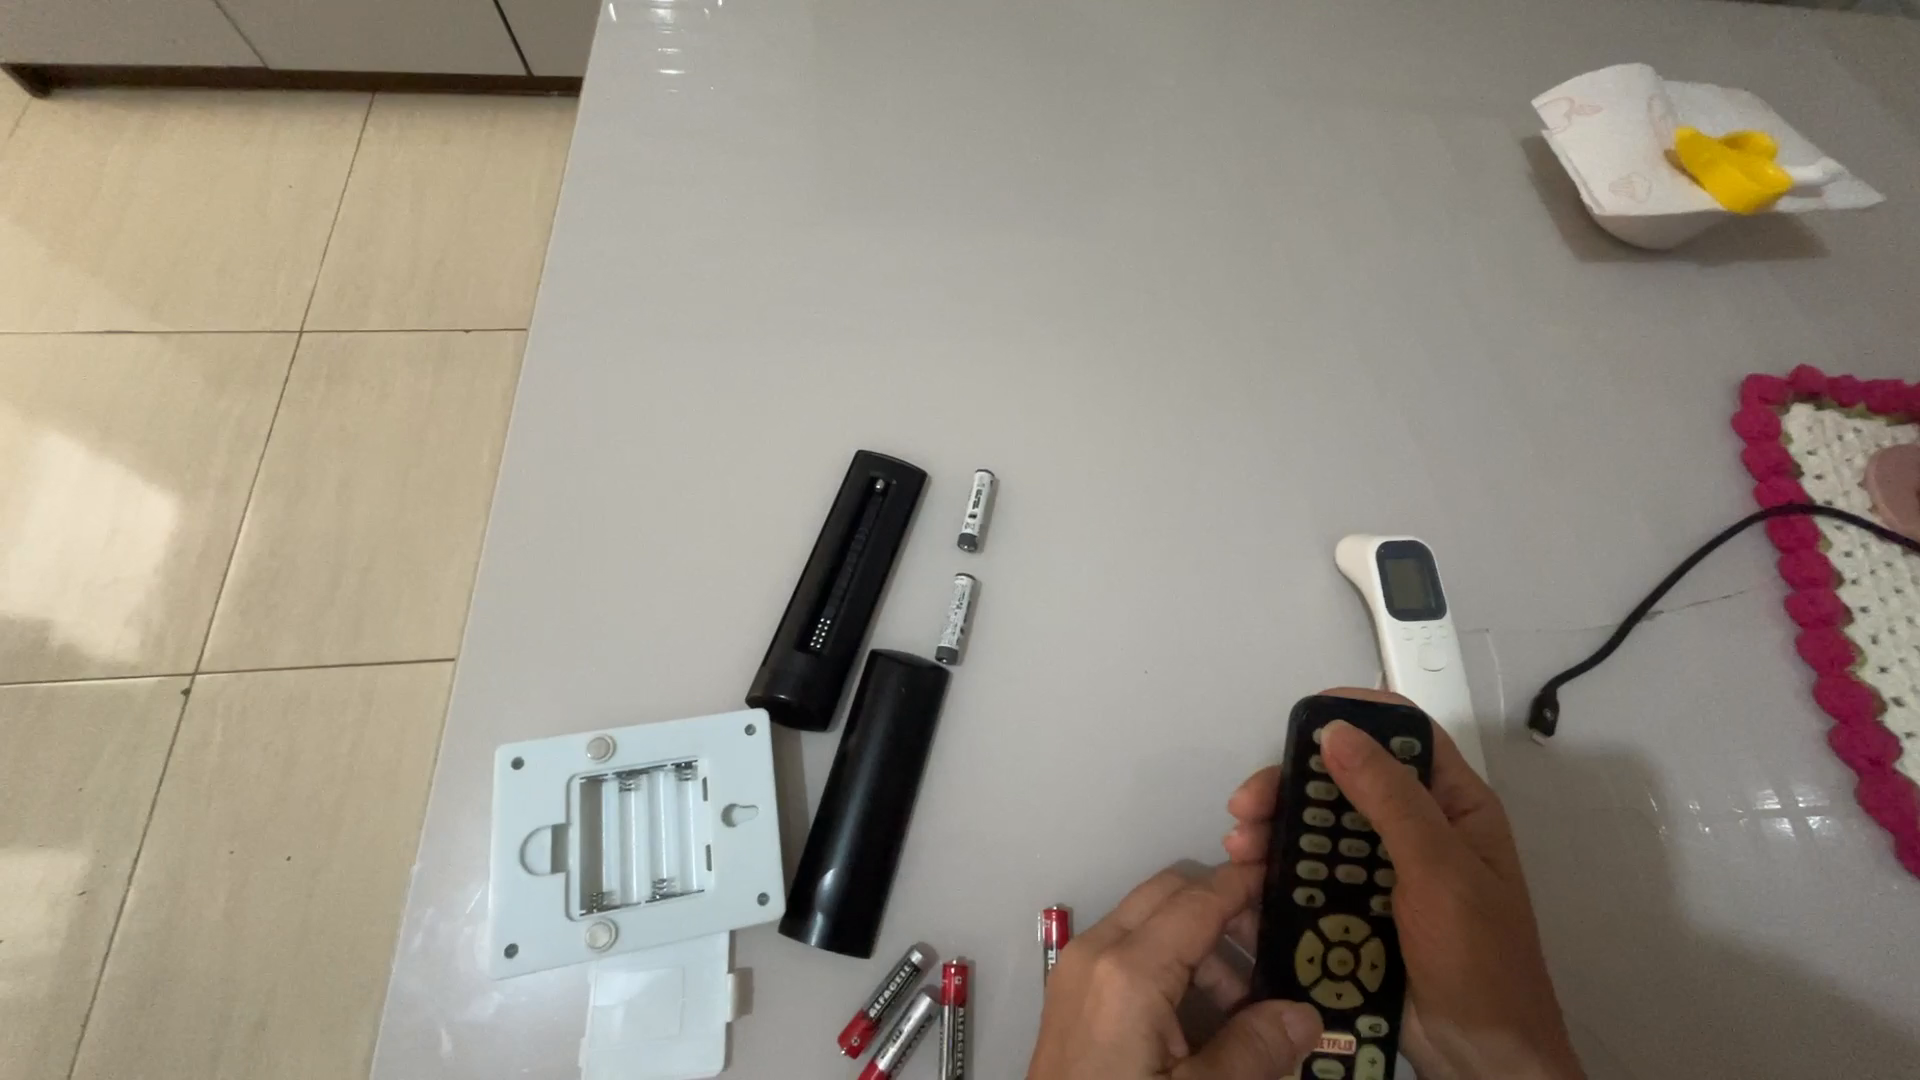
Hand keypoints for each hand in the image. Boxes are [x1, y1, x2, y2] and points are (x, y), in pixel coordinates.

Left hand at [1027, 862, 1324, 1079]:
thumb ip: (1254, 1051)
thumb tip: (1304, 1013)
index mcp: (1129, 970)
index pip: (1195, 903)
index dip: (1239, 886)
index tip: (1278, 873)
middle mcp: (1096, 949)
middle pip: (1167, 895)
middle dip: (1220, 910)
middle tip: (1272, 949)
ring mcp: (1077, 967)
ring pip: (1146, 920)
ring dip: (1196, 943)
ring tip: (1242, 1006)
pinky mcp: (1070, 990)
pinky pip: (1125, 949)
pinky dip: (1166, 961)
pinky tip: (1200, 1018)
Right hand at [1222, 688, 1584, 1079]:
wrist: (1477, 1061)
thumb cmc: (1479, 962)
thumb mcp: (1439, 871)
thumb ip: (1389, 799)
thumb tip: (1337, 731)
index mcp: (1452, 806)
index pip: (1405, 735)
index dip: (1357, 715)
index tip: (1304, 716)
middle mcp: (1414, 825)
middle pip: (1342, 778)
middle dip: (1289, 785)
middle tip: (1248, 803)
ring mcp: (1380, 863)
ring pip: (1315, 821)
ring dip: (1272, 827)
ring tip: (1241, 849)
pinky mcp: (1353, 897)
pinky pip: (1306, 865)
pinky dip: (1274, 865)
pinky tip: (1251, 875)